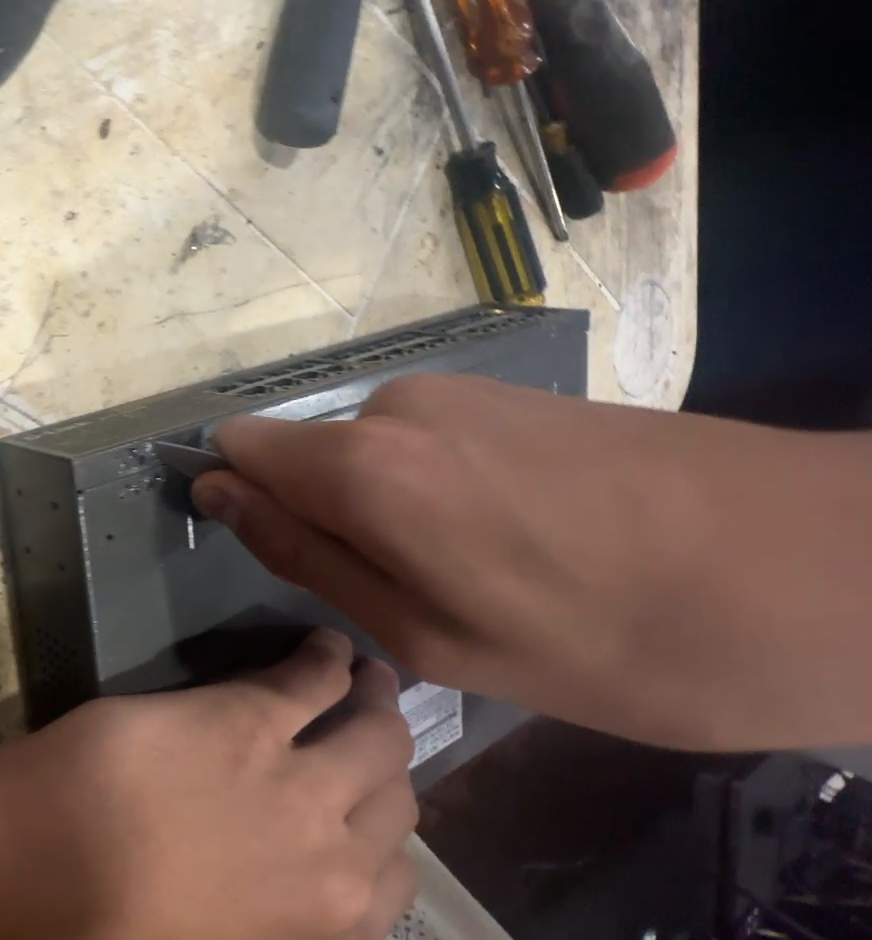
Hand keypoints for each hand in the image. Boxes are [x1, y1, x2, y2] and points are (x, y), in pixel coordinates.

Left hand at [0, 629, 417, 939]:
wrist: (51, 861)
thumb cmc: (115, 914)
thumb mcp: (220, 930)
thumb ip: (268, 906)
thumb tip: (267, 873)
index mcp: (325, 921)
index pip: (396, 880)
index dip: (384, 832)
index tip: (371, 805)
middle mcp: (335, 856)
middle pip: (394, 799)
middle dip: (391, 758)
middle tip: (380, 721)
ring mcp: (297, 780)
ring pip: (375, 737)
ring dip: (377, 703)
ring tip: (370, 677)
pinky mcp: (248, 717)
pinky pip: (311, 681)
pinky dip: (326, 658)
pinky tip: (326, 644)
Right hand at [191, 374, 871, 751]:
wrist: (830, 567)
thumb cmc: (614, 639)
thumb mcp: (432, 636)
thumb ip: (306, 556)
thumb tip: (217, 493)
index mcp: (362, 465)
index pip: (236, 447)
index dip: (243, 500)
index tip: (298, 558)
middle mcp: (391, 404)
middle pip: (302, 457)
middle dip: (332, 517)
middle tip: (419, 593)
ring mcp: (454, 389)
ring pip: (364, 453)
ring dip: (394, 510)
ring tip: (488, 570)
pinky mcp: (506, 392)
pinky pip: (422, 442)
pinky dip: (443, 488)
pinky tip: (528, 535)